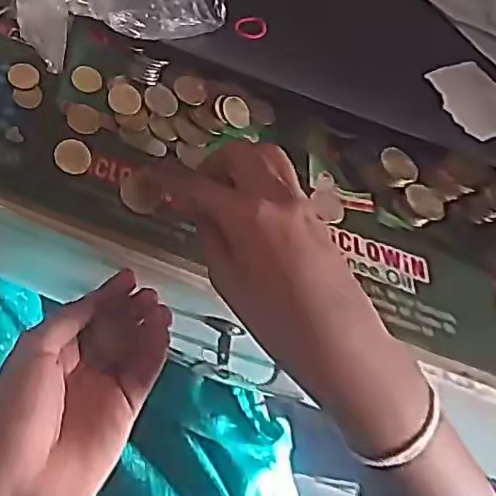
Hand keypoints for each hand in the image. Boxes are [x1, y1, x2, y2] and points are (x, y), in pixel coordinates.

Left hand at [0, 269, 170, 495]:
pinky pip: (143, 372)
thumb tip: (94, 301)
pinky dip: (154, 351)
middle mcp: (79, 364)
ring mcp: (103, 387)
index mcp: (51, 348)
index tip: (129, 278)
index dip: (106, 296)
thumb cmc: (19, 410)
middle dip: (129, 308)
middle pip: (111, 328)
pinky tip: (163, 331)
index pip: (85, 314)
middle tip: (149, 293)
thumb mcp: (34, 351)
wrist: (26, 482)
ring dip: (146, 325)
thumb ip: (67, 322)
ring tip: (160, 307)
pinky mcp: (125, 410)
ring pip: (131, 347)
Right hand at [144, 142, 373, 350]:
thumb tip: (203, 212)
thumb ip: (211, 236)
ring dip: (241, 164)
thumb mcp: (226, 280)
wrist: (342, 343)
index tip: (153, 174)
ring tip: (227, 194)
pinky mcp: (316, 215)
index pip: (197, 184)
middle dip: (212, 163)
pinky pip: (283, 181)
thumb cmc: (277, 321)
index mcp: (246, 214)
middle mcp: (275, 197)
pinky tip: (252, 216)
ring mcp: (300, 203)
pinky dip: (261, 184)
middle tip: (200, 189)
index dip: (169, 178)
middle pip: (239, 153)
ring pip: (268, 157)